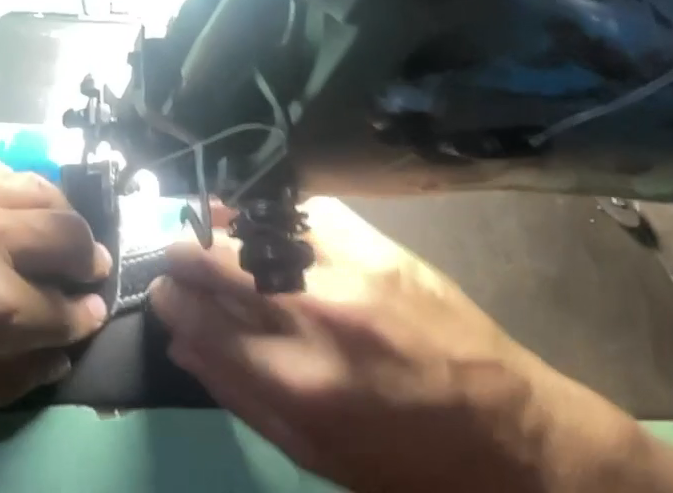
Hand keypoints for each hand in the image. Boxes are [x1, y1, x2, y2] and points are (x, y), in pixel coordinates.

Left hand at [0, 155, 111, 435]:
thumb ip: (13, 380)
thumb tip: (61, 350)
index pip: (68, 307)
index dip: (86, 314)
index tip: (90, 311)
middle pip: (71, 235)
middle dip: (89, 260)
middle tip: (87, 270)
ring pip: (41, 188)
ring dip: (61, 215)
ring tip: (57, 231)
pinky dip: (15, 187)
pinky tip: (8, 204)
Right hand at [150, 198, 672, 492]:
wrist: (511, 433)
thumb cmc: (405, 462)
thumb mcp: (314, 454)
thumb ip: (238, 394)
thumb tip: (180, 342)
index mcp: (294, 381)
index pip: (198, 319)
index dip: (168, 301)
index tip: (162, 294)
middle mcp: (313, 316)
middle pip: (216, 263)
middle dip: (183, 259)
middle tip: (179, 263)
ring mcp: (347, 272)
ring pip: (254, 228)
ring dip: (219, 227)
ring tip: (208, 232)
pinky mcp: (378, 246)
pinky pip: (303, 209)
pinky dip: (269, 210)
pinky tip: (255, 215)